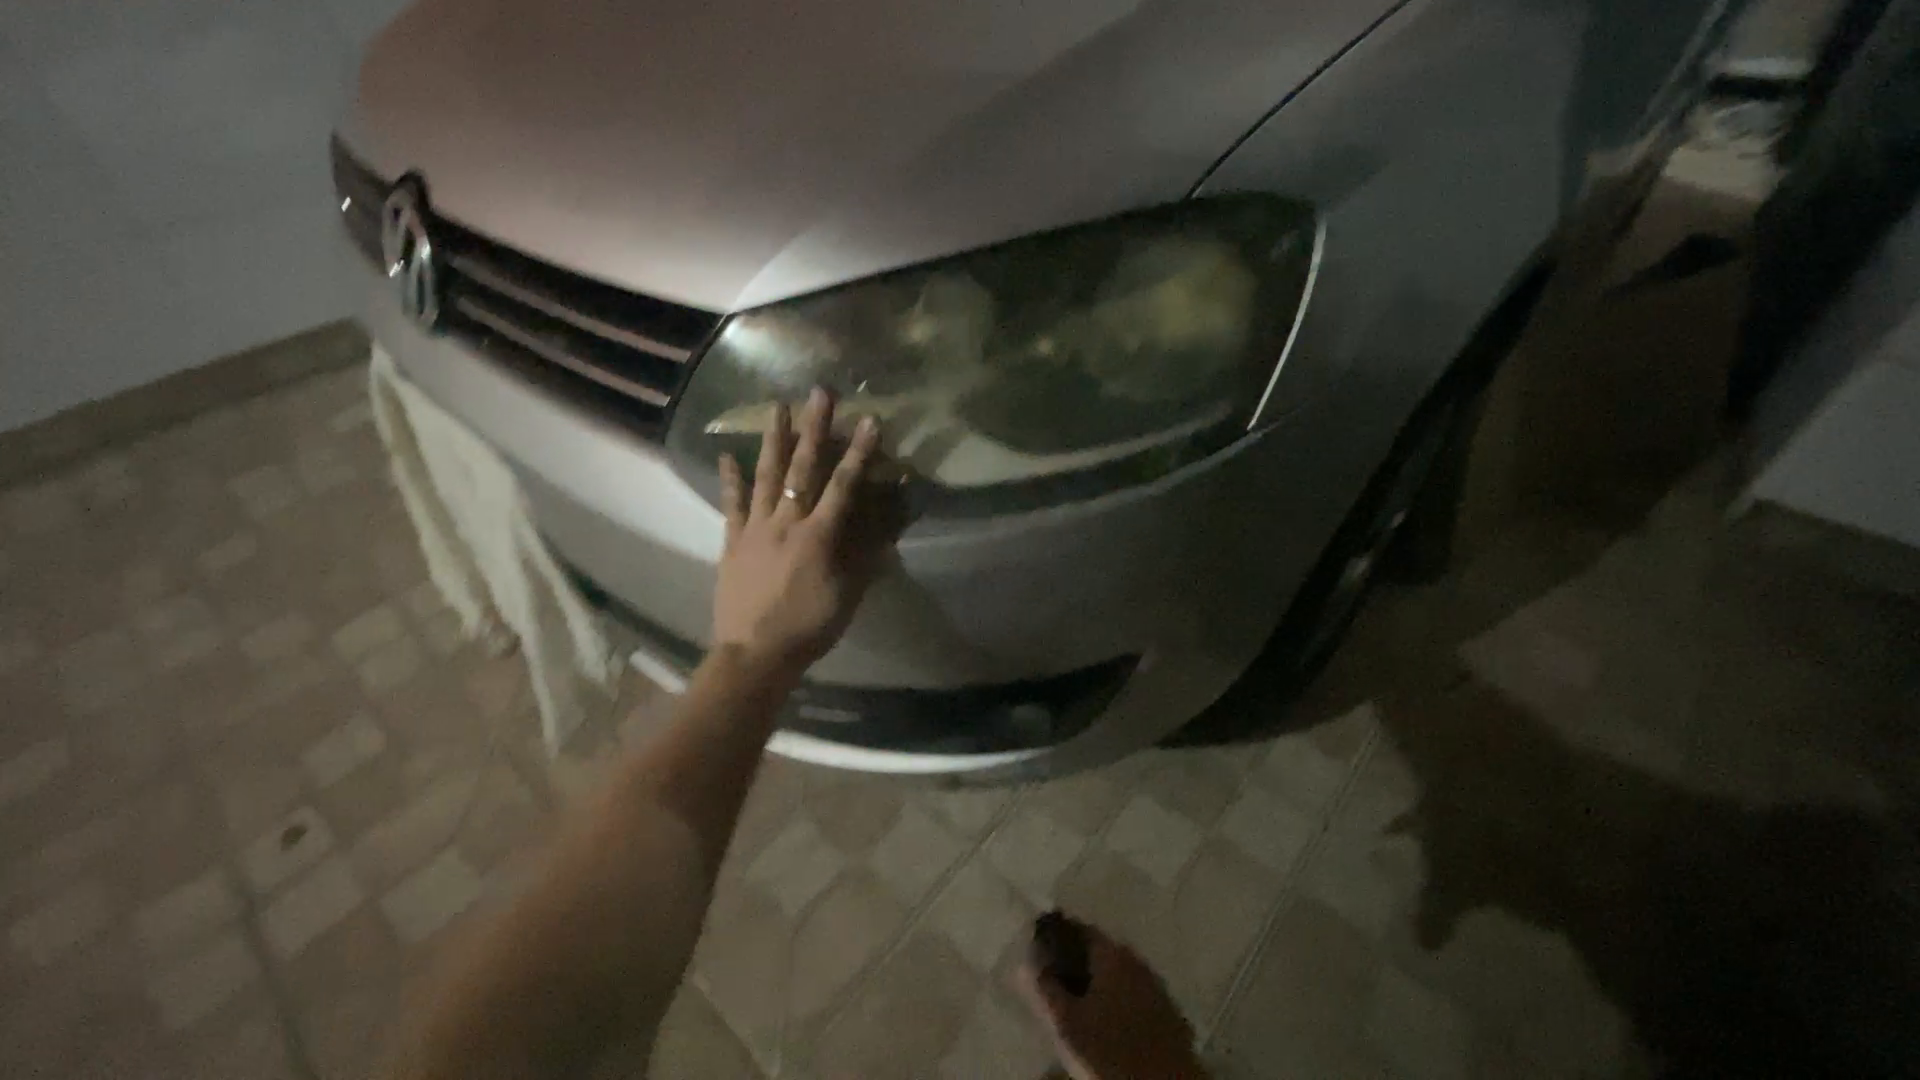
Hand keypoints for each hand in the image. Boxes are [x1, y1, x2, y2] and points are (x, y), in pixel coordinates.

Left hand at [712, 387, 903, 676]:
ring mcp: (754, 528)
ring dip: (772, 439)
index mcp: (818, 536)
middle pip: (802, 467)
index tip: (869, 420)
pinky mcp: (732, 540)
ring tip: (776, 406)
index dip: (858, 452)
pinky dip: (730, 478)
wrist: (755, 654)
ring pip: (764, 475)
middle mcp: (786, 522)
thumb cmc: (808, 628)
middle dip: (813, 428)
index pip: (843, 485)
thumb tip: (887, 524)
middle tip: (819, 392)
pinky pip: (731, 504)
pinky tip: (727, 454)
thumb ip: (866, 557)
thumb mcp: (847, 596)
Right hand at [1017, 920, 1207, 1079]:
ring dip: (1103, 978)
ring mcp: (1156, 983)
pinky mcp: (1168, 1007)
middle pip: (1103, 949)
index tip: (1044, 946)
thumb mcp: (1069, 1022)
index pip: (1082, 930)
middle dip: (1081, 958)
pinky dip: (1122, 995)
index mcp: (1111, 955)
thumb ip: (1048, 989)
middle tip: (1061, 975)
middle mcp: (1136, 960)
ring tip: (1084, 997)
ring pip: (1122, 970)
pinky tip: (1112, 1015)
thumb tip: (1033, 964)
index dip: (1061, 935)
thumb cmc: (1110, 1047)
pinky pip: (1138, 990)